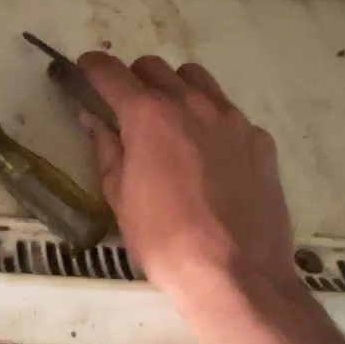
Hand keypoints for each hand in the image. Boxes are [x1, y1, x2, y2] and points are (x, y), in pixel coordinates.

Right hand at [77, 53, 300, 307]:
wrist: (237, 276)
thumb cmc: (164, 240)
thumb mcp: (119, 197)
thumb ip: (106, 149)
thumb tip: (93, 120)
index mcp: (148, 116)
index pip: (110, 72)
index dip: (92, 67)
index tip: (84, 71)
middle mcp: (190, 104)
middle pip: (153, 67)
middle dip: (133, 79)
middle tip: (125, 108)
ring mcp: (231, 120)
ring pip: (196, 79)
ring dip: (175, 89)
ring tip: (170, 123)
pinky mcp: (259, 141)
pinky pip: (229, 113)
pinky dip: (211, 121)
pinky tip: (210, 156)